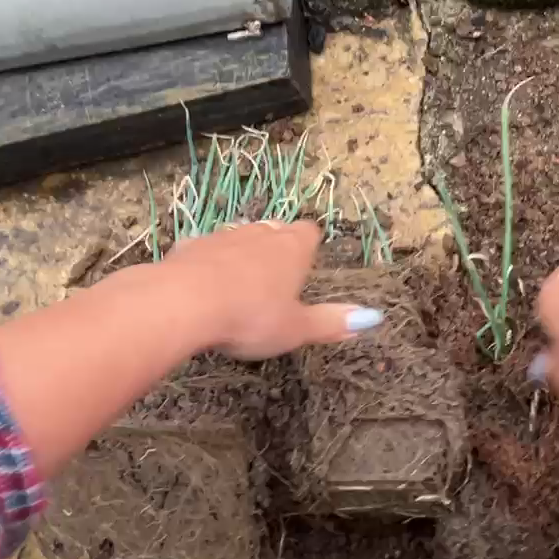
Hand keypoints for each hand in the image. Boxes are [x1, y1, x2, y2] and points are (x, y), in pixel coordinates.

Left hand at [160, 221, 381, 358]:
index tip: (304, 267)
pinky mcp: (190, 246)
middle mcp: (261, 233)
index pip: (309, 232)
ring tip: (239, 283)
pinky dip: (206, 263)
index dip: (308, 247)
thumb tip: (374, 318)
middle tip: (274, 278)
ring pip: (240, 236)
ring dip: (242, 253)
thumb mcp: (296, 328)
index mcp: (292, 247)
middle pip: (275, 229)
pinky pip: (204, 250)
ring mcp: (224, 236)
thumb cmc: (251, 316)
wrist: (184, 302)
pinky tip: (201, 285)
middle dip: (276, 247)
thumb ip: (331, 322)